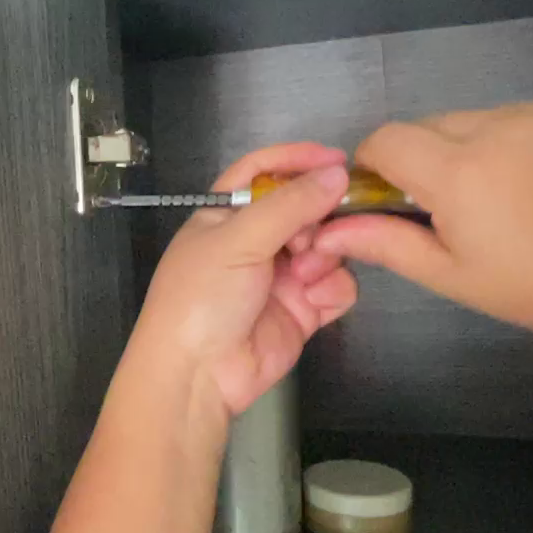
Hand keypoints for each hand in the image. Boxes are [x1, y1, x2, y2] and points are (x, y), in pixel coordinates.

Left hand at [128, 143, 358, 416]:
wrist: (196, 374)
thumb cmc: (200, 297)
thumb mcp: (237, 240)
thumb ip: (289, 204)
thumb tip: (335, 173)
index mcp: (224, 216)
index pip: (262, 173)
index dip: (295, 160)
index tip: (335, 158)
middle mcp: (254, 242)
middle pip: (305, 209)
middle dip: (318, 217)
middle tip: (315, 232)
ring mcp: (280, 277)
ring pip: (329, 247)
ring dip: (325, 255)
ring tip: (305, 272)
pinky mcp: (302, 311)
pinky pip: (336, 287)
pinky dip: (332, 290)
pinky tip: (313, 299)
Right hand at [315, 100, 532, 355]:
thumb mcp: (449, 275)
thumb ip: (382, 243)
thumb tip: (323, 233)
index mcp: (459, 172)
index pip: (384, 139)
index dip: (372, 165)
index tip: (385, 197)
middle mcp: (497, 126)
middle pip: (425, 126)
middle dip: (419, 159)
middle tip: (443, 207)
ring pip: (471, 119)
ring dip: (462, 148)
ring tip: (496, 196)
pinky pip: (516, 116)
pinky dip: (506, 141)